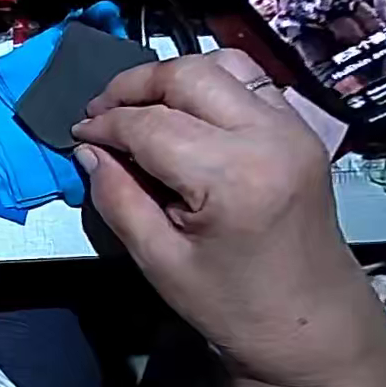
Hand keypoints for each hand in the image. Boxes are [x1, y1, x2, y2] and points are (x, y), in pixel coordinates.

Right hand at [71, 50, 385, 386]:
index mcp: (233, 176)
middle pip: (190, 75)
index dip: (103, 125)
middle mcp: (272, 138)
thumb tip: (89, 151)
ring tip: (133, 108)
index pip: (149, 123)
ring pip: (223, 65)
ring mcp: (295, 130)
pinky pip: (247, 83)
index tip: (76, 137)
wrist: (309, 320)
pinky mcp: (300, 132)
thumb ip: (115, 195)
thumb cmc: (226, 298)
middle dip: (132, 85)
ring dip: (168, 79)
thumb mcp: (153, 255)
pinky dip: (201, 86)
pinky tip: (174, 115)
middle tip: (97, 114)